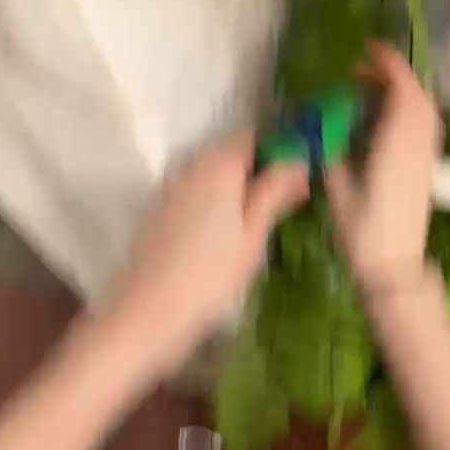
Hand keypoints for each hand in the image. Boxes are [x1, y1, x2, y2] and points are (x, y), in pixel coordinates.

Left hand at [101, 131, 309, 376]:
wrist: (148, 313)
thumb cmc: (210, 276)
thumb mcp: (253, 234)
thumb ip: (275, 191)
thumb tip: (300, 160)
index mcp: (218, 166)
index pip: (253, 136)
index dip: (279, 147)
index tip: (300, 171)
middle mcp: (192, 166)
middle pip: (232, 153)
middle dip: (261, 168)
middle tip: (289, 199)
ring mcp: (172, 187)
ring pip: (215, 173)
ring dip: (239, 186)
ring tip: (262, 220)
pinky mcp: (161, 209)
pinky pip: (198, 191)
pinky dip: (218, 200)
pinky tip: (228, 232)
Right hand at [325, 43, 441, 297]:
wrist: (395, 267)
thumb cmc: (362, 233)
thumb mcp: (338, 190)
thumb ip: (334, 152)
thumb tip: (326, 126)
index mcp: (395, 147)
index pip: (402, 92)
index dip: (389, 65)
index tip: (370, 50)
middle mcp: (417, 147)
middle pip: (417, 96)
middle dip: (393, 76)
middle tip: (362, 71)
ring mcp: (426, 158)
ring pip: (425, 110)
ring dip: (403, 93)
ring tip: (372, 93)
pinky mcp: (427, 169)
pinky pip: (426, 127)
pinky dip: (410, 111)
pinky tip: (386, 120)